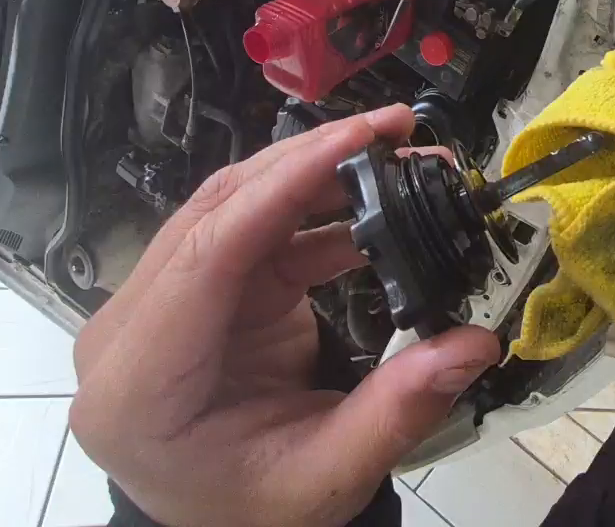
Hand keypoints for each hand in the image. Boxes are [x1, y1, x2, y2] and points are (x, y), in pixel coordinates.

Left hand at [70, 107, 500, 526]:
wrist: (216, 523)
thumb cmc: (252, 509)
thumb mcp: (324, 477)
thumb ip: (395, 412)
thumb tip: (476, 341)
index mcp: (140, 380)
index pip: (209, 250)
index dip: (284, 183)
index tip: (361, 136)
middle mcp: (138, 322)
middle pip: (222, 206)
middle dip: (313, 155)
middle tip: (396, 127)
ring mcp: (169, 296)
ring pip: (243, 201)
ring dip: (321, 167)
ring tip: (397, 148)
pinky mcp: (208, 285)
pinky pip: (264, 225)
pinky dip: (324, 206)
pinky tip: (379, 202)